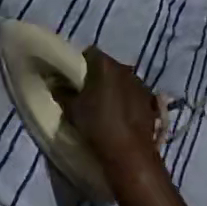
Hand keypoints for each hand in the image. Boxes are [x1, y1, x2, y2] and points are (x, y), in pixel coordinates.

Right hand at [62, 47, 159, 170]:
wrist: (129, 152)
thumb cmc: (97, 126)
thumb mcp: (72, 110)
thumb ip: (62, 92)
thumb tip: (55, 82)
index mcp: (106, 66)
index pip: (90, 53)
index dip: (80, 63)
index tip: (74, 77)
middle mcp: (126, 69)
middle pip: (108, 66)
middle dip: (98, 75)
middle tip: (87, 91)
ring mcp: (141, 84)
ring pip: (122, 79)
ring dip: (114, 87)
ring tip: (105, 104)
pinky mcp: (151, 100)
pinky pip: (134, 93)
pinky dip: (127, 98)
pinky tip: (121, 114)